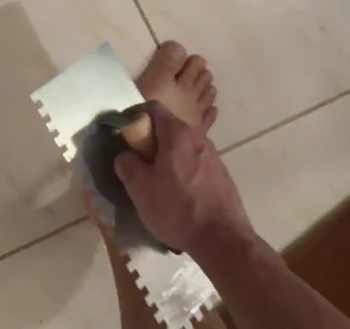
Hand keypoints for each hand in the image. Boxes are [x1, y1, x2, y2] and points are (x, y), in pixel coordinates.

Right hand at [114, 101, 255, 257]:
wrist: (224, 242)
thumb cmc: (177, 209)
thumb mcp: (139, 188)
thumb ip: (126, 163)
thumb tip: (125, 155)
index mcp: (177, 133)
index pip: (153, 107)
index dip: (135, 117)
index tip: (125, 137)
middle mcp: (198, 137)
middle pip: (168, 128)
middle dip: (151, 141)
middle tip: (139, 164)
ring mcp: (214, 157)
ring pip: (183, 148)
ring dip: (168, 158)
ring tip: (159, 184)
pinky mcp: (223, 176)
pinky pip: (196, 165)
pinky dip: (184, 172)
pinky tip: (181, 197)